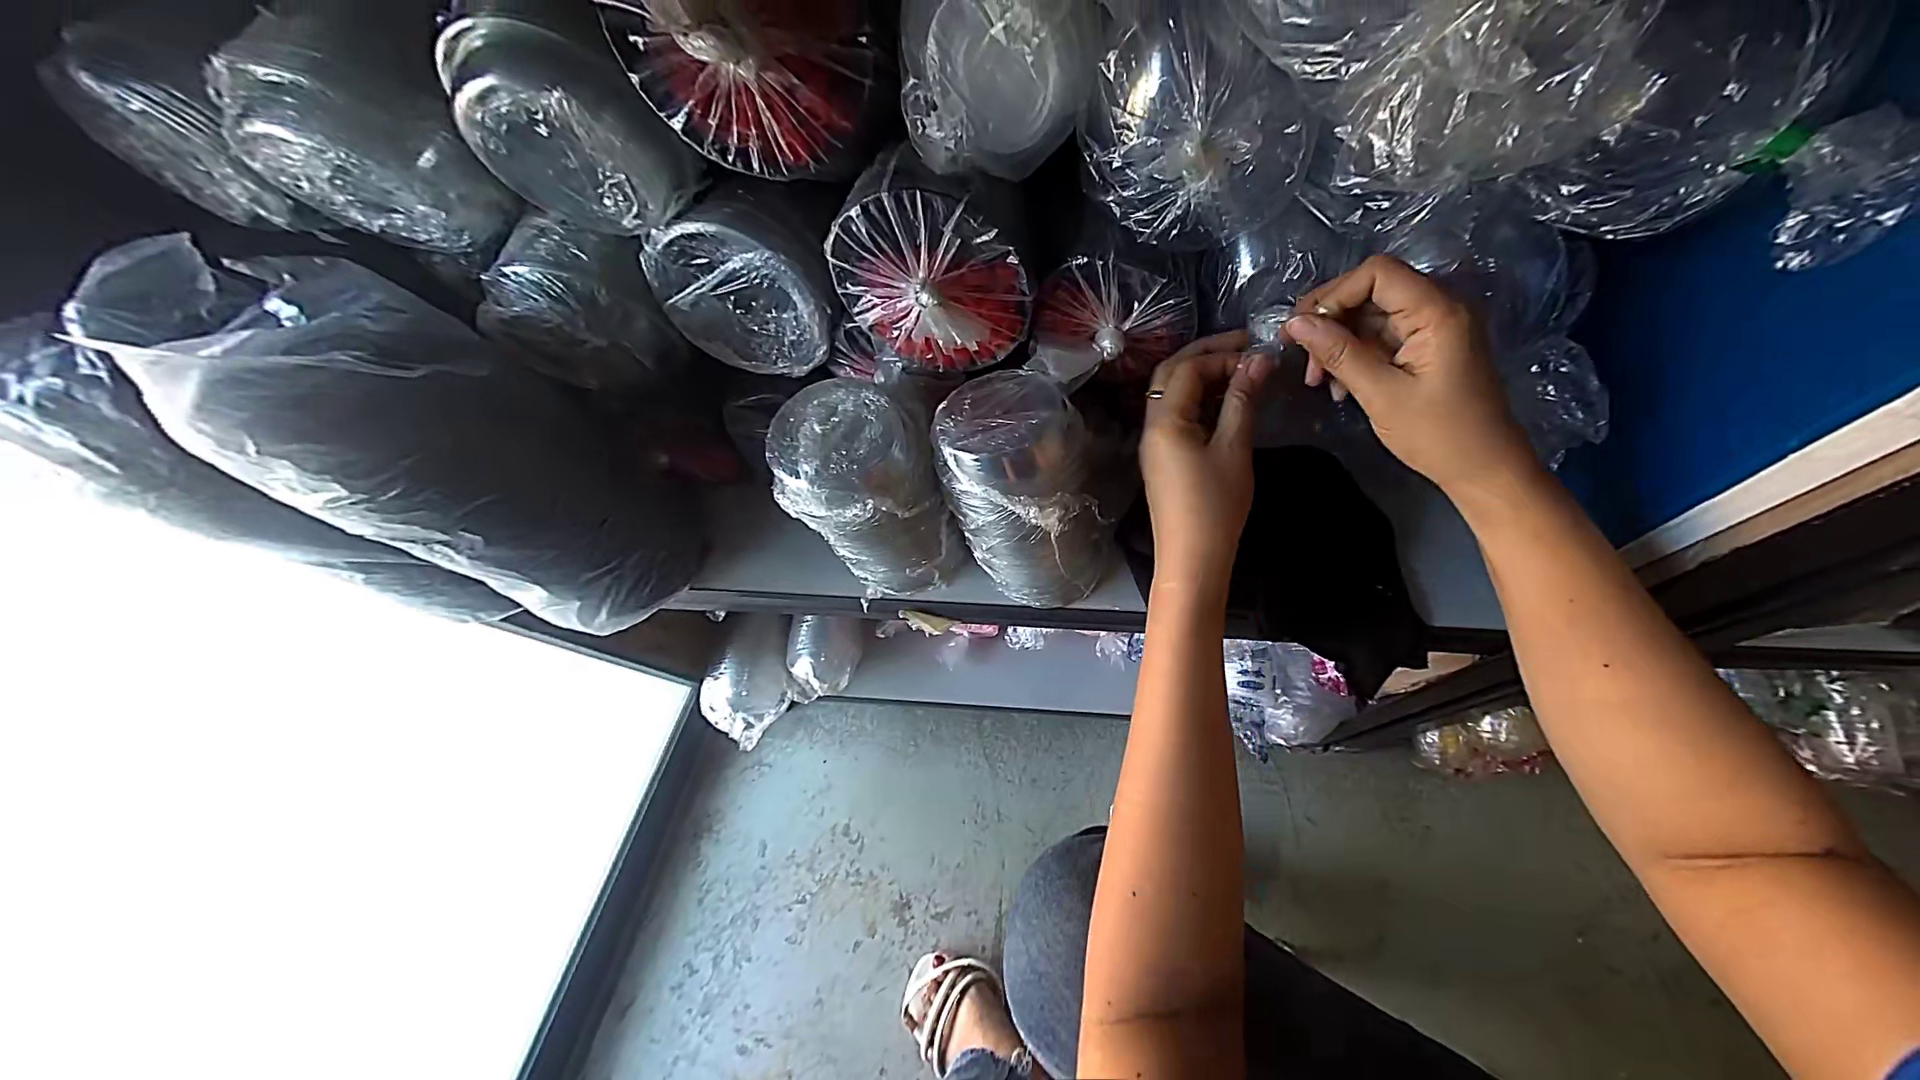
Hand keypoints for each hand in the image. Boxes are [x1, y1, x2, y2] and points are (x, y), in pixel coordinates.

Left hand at [1139, 330, 1272, 596]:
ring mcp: (1153, 443)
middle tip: (1245, 348)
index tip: (1256, 355)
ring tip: (1241, 371)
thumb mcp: (1234, 449)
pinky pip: (1175, 416)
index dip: (1220, 355)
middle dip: (1206, 355)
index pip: (1185, 369)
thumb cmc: (1215, 505)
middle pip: (1170, 375)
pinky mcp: (1161, 457)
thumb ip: (1243, 401)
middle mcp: (1151, 426)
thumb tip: (1257, 360)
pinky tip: (1227, 401)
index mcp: (1163, 421)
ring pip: (1171, 394)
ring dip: (1202, 376)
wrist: (1191, 557)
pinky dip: (1199, 400)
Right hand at [1287, 255, 1536, 496]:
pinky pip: (1377, 337)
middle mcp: (1437, 309)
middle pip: (1369, 291)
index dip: (1333, 295)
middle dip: (1329, 320)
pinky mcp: (1422, 348)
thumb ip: (1338, 353)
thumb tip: (1296, 324)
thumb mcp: (1380, 394)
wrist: (1482, 467)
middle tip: (1303, 359)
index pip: (1377, 274)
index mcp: (1437, 313)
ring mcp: (1430, 329)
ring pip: (1368, 316)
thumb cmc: (1437, 433)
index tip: (1303, 331)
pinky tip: (1338, 385)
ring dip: (1335, 343)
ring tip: (1317, 380)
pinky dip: (1351, 356)